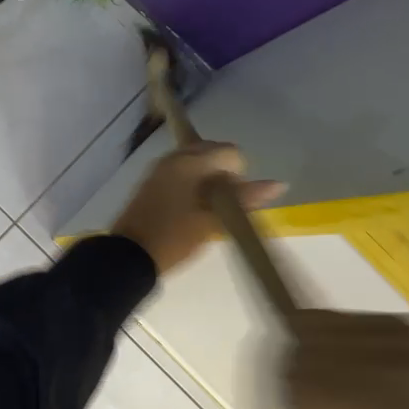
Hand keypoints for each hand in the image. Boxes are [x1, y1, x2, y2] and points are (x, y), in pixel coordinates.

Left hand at [110, 143, 283, 274]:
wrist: (128, 256)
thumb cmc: (174, 237)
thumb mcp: (213, 220)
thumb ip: (246, 199)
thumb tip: (280, 184)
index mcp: (190, 162)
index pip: (231, 152)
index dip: (239, 175)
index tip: (232, 200)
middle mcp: (174, 157)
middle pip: (212, 152)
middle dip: (224, 174)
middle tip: (222, 205)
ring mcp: (159, 168)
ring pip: (196, 163)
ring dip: (208, 179)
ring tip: (207, 209)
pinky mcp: (150, 182)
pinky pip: (180, 172)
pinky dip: (192, 183)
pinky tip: (191, 208)